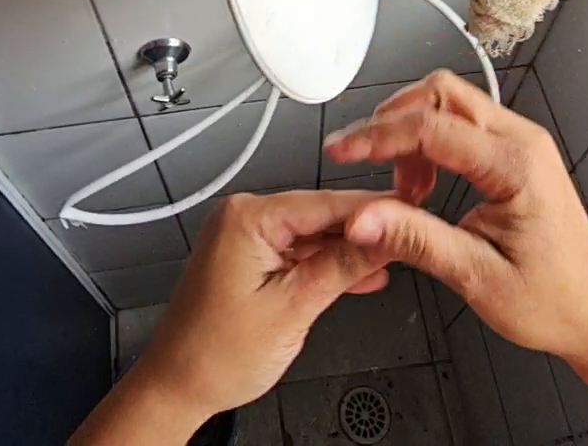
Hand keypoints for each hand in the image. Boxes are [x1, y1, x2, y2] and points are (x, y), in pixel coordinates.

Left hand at [134, 191, 392, 420]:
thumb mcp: (294, 308)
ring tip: (392, 260)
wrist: (178, 385)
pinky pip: (297, 249)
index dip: (372, 209)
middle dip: (363, 230)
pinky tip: (358, 274)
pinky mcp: (249, 253)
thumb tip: (382, 238)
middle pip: (320, 214)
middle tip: (408, 240)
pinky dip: (324, 263)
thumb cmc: (215, 353)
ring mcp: (245, 234)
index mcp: (247, 216)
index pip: (325, 202)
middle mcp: (243, 215)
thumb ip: (342, 266)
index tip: (409, 214)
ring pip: (312, 233)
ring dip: (348, 250)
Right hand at [322, 70, 587, 357]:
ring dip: (409, 131)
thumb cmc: (552, 300)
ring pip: (445, 100)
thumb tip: (362, 218)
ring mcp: (518, 139)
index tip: (342, 151)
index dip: (378, 136)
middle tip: (363, 158)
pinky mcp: (511, 148)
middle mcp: (521, 139)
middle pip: (439, 93)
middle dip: (392, 120)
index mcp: (517, 165)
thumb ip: (415, 239)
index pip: (432, 128)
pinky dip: (426, 141)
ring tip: (403, 187)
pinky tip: (421, 183)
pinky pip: (457, 121)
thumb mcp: (477, 277)